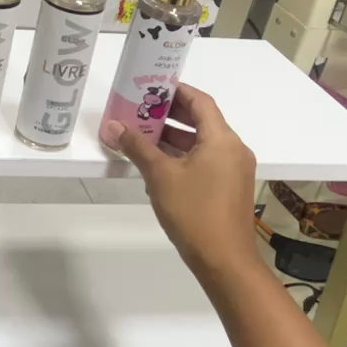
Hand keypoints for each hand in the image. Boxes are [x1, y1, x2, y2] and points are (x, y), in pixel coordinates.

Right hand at [100, 84, 258, 278]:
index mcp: (222, 140)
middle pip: (202, 120)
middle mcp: (233, 149)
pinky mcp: (228, 187)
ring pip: (202, 142)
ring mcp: (233, 169)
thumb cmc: (194, 212)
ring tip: (142, 133)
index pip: (200, 101)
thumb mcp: (160, 175)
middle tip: (140, 108)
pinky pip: (205, 159)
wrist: (224, 261)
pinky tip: (157, 161)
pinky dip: (182, 154)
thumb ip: (137, 147)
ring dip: (173, 135)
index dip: (176, 90)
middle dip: (170, 113)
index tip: (151, 86)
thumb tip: (113, 126)